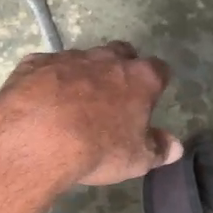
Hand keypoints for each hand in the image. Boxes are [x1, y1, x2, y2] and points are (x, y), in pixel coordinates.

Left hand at [0, 43, 183, 187]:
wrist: (37, 137)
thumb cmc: (97, 149)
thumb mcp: (136, 159)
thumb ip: (158, 149)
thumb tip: (176, 147)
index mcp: (139, 78)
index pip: (159, 69)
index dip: (156, 82)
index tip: (151, 96)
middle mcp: (106, 59)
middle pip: (121, 53)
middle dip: (121, 67)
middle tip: (115, 95)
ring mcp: (69, 57)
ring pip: (83, 58)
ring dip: (83, 74)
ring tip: (74, 102)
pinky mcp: (36, 63)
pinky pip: (47, 67)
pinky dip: (49, 80)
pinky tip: (42, 102)